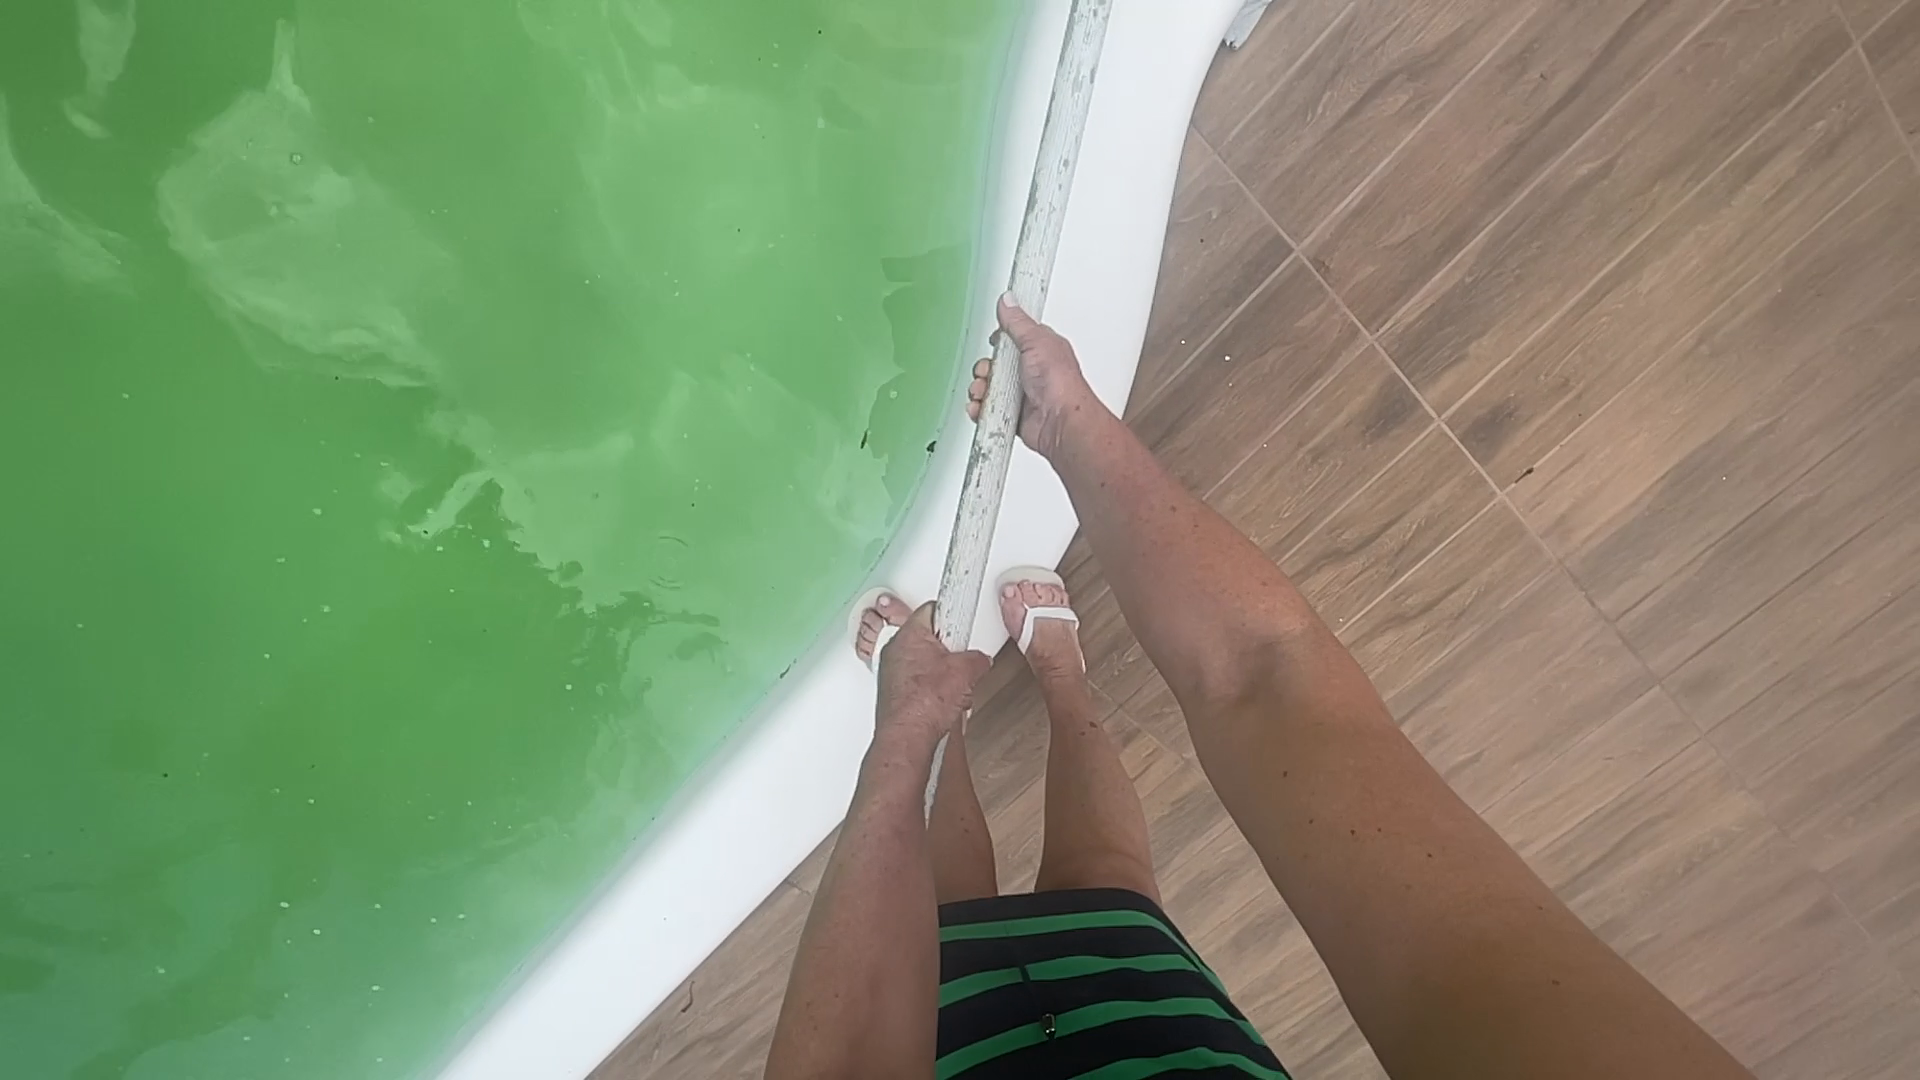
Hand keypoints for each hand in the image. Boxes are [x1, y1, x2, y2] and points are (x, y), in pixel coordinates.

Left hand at [874, 601, 991, 751]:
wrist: (908, 738)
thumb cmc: (923, 704)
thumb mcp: (966, 670)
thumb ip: (977, 658)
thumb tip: (980, 660)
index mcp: (909, 634)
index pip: (931, 610)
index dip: (951, 613)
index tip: (961, 619)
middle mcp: (895, 651)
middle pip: (928, 638)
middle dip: (948, 649)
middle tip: (961, 657)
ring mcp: (891, 673)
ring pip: (922, 662)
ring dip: (940, 671)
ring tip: (954, 686)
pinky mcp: (893, 693)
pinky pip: (916, 682)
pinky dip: (931, 689)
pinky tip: (943, 702)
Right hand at [967, 295, 1102, 459]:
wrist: (1060, 420)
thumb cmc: (1060, 383)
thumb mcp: (1037, 341)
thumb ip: (1018, 322)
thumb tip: (1008, 301)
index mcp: (1039, 350)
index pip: (1013, 338)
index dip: (1000, 339)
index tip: (995, 341)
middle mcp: (1030, 371)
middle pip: (995, 364)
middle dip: (985, 368)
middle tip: (989, 370)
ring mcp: (1020, 394)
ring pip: (988, 387)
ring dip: (980, 388)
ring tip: (984, 390)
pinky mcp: (1012, 414)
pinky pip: (988, 409)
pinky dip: (980, 409)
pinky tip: (981, 406)